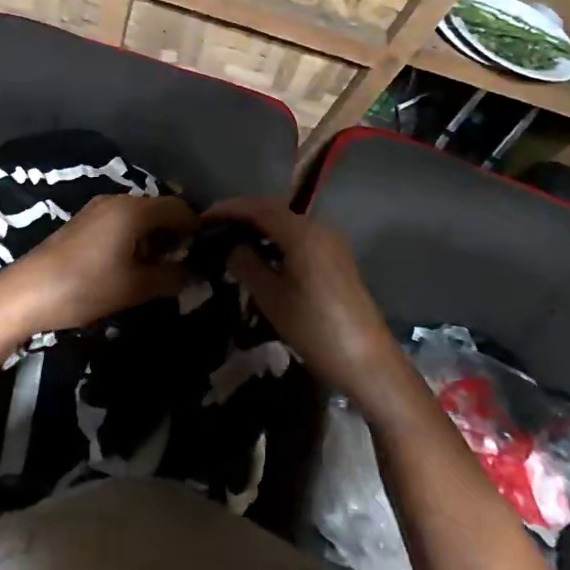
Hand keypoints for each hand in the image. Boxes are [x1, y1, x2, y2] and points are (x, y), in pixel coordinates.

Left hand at [0, 193, 194, 340]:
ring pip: (139, 217)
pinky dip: (133, 239)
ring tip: (155, 271)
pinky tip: (128, 266)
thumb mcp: (135, 287)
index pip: (180, 208)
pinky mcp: (82, 222)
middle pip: (159, 210)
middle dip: (174, 236)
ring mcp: (96, 210)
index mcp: (134, 210)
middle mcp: (117, 201)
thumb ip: (171, 278)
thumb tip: (193, 274)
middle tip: (181, 267)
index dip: (196, 229)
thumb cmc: (86, 287)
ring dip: (153, 239)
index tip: (202, 255)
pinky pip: (120, 223)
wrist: (25, 293)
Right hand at [206, 197, 399, 393]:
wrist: (367, 362)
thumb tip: (230, 246)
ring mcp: (331, 242)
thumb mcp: (272, 298)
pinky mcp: (336, 257)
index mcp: (303, 234)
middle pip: (275, 209)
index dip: (229, 209)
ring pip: (288, 222)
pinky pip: (300, 235)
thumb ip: (247, 264)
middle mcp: (320, 228)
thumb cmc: (315, 329)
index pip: (259, 208)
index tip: (202, 219)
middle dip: (243, 214)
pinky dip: (276, 237)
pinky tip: (260, 255)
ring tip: (230, 240)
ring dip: (260, 225)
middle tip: (213, 228)